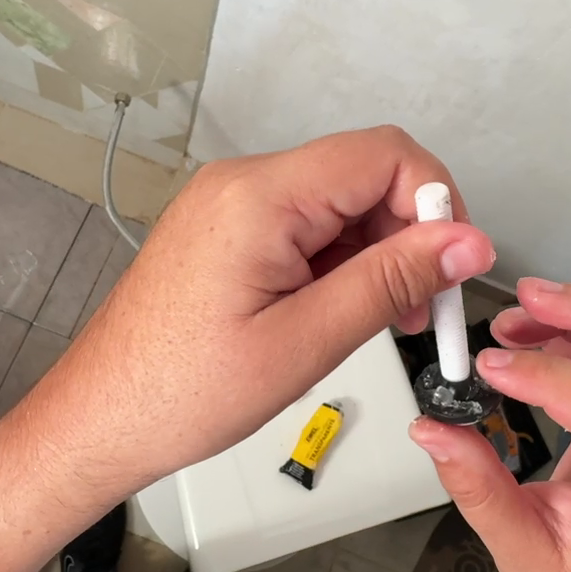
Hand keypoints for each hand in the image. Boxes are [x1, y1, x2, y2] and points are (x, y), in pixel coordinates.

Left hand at [16, 126, 494, 491]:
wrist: (100, 417)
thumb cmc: (185, 392)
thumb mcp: (306, 340)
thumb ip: (392, 280)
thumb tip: (470, 242)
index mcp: (260, 195)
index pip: (384, 153)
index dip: (435, 201)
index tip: (452, 267)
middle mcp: (243, 182)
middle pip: (362, 175)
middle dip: (408, 234)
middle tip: (420, 311)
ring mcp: (231, 203)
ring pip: (338, 204)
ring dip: (375, 253)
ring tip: (381, 320)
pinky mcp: (227, 229)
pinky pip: (304, 226)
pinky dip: (338, 262)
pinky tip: (340, 310)